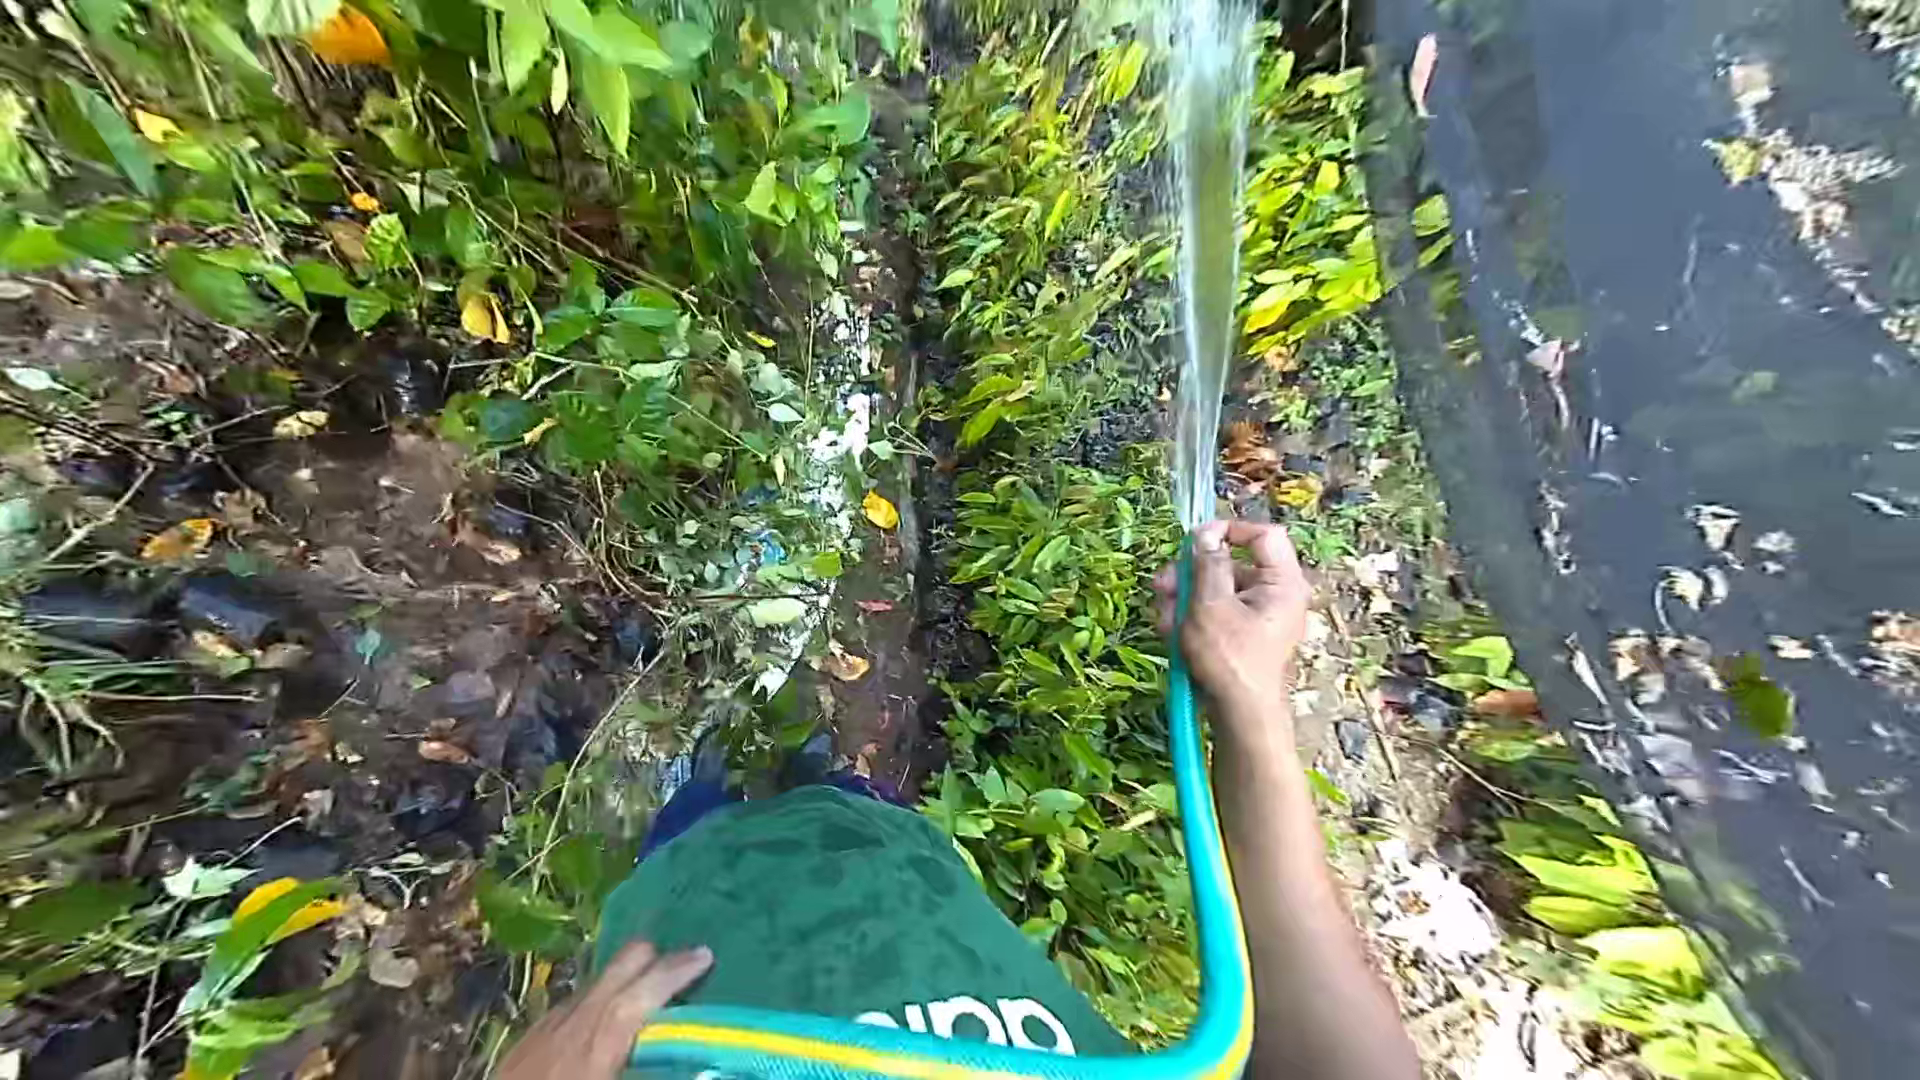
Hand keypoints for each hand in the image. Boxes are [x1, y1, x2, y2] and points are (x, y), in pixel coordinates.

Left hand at [498, 942, 712, 1079]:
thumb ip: (656, 1074)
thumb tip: (705, 1067)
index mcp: (600, 1042)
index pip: (649, 986)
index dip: (681, 968)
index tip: (709, 955)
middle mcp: (576, 1020)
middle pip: (626, 961)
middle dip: (658, 957)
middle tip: (684, 969)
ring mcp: (547, 1025)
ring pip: (601, 978)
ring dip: (629, 979)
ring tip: (648, 997)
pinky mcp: (526, 1038)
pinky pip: (575, 1001)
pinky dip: (600, 1001)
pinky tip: (601, 1030)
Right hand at [1152, 519, 1309, 726]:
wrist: (1238, 715)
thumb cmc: (1228, 658)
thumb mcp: (1210, 604)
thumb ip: (1206, 564)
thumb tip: (1204, 534)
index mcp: (1282, 583)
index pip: (1262, 535)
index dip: (1228, 530)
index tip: (1194, 539)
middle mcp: (1274, 595)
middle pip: (1228, 564)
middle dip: (1189, 573)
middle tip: (1161, 584)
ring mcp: (1256, 616)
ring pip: (1213, 590)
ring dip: (1182, 599)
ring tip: (1162, 618)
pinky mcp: (1238, 635)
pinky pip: (1212, 613)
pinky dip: (1189, 618)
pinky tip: (1169, 632)